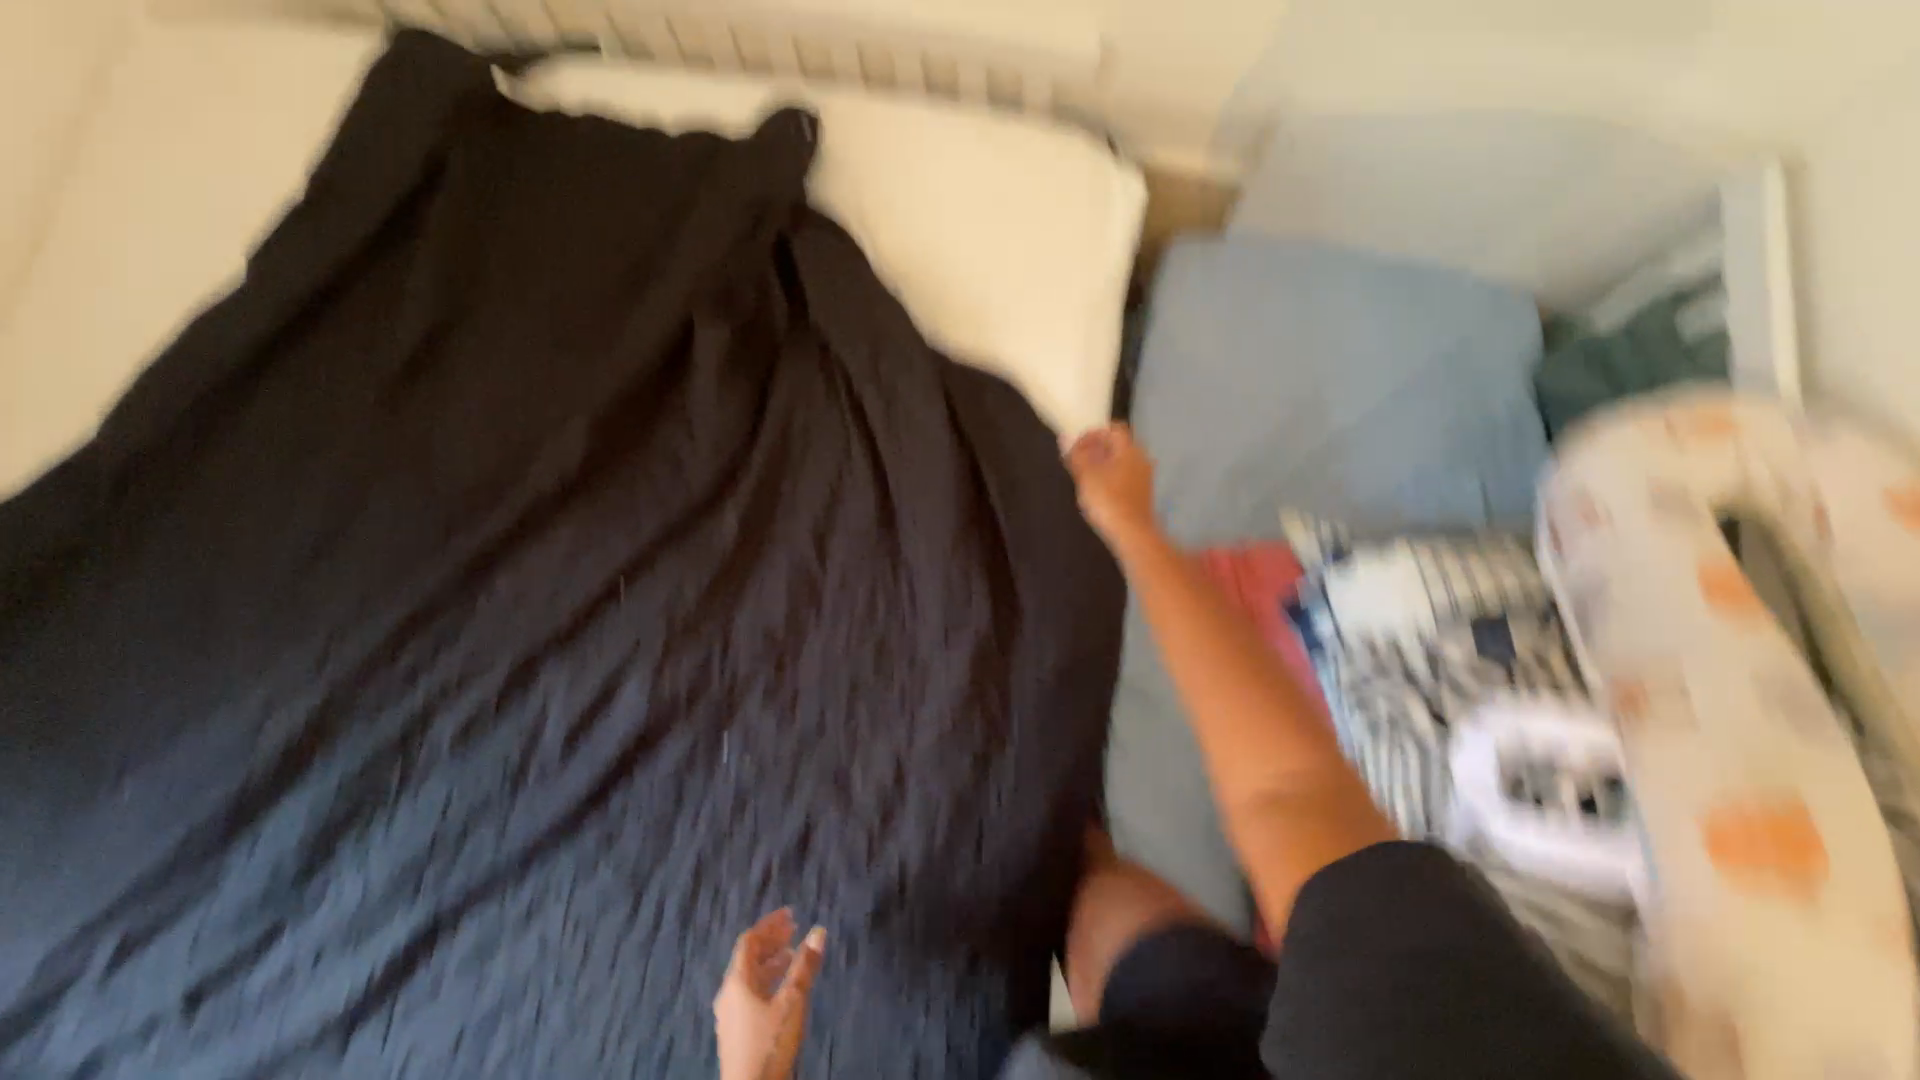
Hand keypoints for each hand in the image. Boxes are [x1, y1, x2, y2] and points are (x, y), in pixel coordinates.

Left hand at [714, 909, 825, 1079]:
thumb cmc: (769, 1042)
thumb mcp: (792, 1001)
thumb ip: (804, 966)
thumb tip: (818, 930)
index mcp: (736, 981)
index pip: (749, 941)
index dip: (769, 924)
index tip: (790, 914)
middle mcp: (728, 993)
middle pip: (747, 957)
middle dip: (771, 941)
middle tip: (794, 929)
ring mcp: (730, 1014)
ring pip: (749, 977)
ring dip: (771, 961)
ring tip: (793, 955)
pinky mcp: (737, 1030)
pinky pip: (750, 993)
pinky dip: (768, 980)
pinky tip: (784, 988)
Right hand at [1063, 423, 1159, 556]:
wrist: (1132, 533)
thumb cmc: (1107, 500)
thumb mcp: (1086, 475)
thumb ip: (1076, 455)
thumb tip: (1065, 438)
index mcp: (1129, 449)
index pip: (1113, 429)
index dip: (1093, 433)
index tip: (1076, 446)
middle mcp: (1141, 458)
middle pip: (1118, 445)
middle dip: (1097, 448)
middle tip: (1077, 460)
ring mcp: (1144, 476)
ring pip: (1122, 461)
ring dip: (1103, 464)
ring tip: (1084, 476)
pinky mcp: (1142, 493)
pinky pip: (1125, 476)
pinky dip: (1111, 477)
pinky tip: (1098, 490)